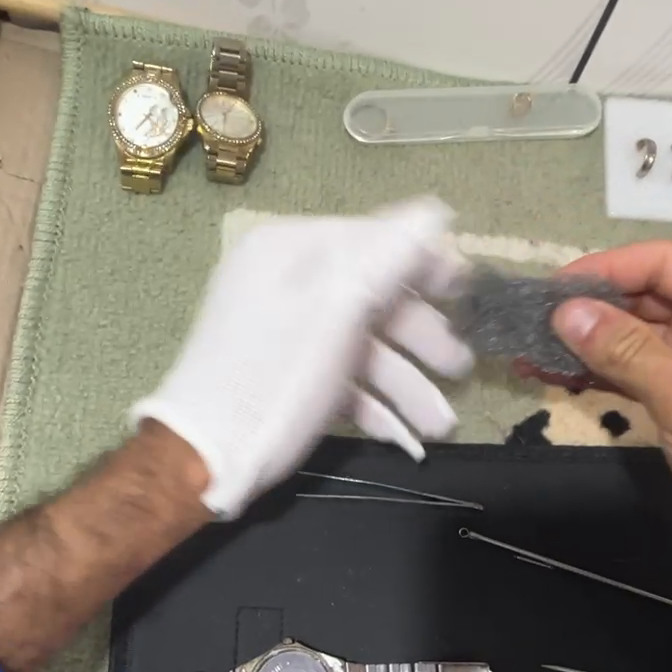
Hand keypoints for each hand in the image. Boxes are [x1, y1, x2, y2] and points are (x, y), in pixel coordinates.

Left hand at [132, 198, 473, 518]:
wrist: (203, 459)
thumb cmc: (274, 381)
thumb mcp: (336, 312)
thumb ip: (387, 259)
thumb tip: (435, 211)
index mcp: (291, 253)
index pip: (373, 241)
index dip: (425, 265)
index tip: (468, 288)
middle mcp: (286, 284)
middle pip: (371, 300)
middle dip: (421, 340)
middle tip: (461, 370)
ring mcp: (285, 336)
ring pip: (360, 349)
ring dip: (406, 387)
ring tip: (441, 426)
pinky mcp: (284, 379)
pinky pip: (338, 381)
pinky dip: (373, 407)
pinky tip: (406, 440)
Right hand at [550, 242, 671, 567]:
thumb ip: (625, 350)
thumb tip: (563, 311)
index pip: (667, 263)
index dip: (605, 270)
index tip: (547, 290)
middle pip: (650, 295)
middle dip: (591, 308)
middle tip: (530, 322)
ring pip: (639, 335)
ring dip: (588, 342)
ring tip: (531, 350)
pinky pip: (638, 370)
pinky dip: (600, 372)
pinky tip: (556, 375)